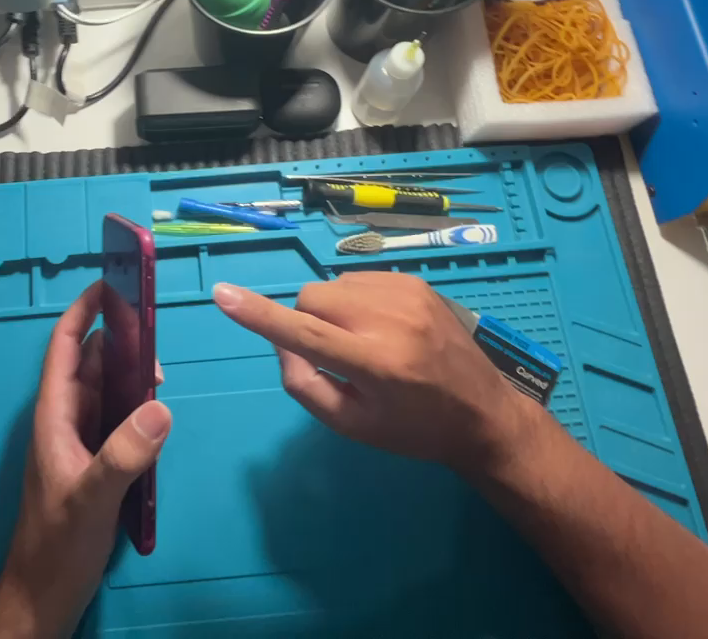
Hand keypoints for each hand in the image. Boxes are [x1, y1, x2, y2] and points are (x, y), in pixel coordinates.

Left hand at [0, 282, 171, 638]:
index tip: (112, 283)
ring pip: (106, 389)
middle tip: (156, 341)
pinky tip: (157, 414)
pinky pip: (118, 417)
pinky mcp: (96, 460)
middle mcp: (66, 419)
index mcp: (54, 415)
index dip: (84, 311)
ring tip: (161, 377)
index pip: (64, 346)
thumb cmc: (56, 546)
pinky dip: (137, 406)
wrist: (44, 599)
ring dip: (131, 375)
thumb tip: (160, 406)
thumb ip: (123, 454)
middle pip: (91, 362)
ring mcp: (80, 440)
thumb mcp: (91, 498)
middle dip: (120, 341)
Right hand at [211, 272, 541, 473]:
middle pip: (312, 299)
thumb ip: (303, 384)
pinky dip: (354, 301)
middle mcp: (389, 319)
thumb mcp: (352, 425)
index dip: (259, 315)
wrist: (483, 411)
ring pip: (332, 286)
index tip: (223, 294)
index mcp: (374, 364)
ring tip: (364, 341)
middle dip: (308, 323)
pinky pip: (357, 279)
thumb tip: (280, 340)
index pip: (303, 332)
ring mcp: (405, 293)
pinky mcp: (414, 280)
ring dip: (332, 311)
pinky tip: (381, 327)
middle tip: (334, 355)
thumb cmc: (412, 428)